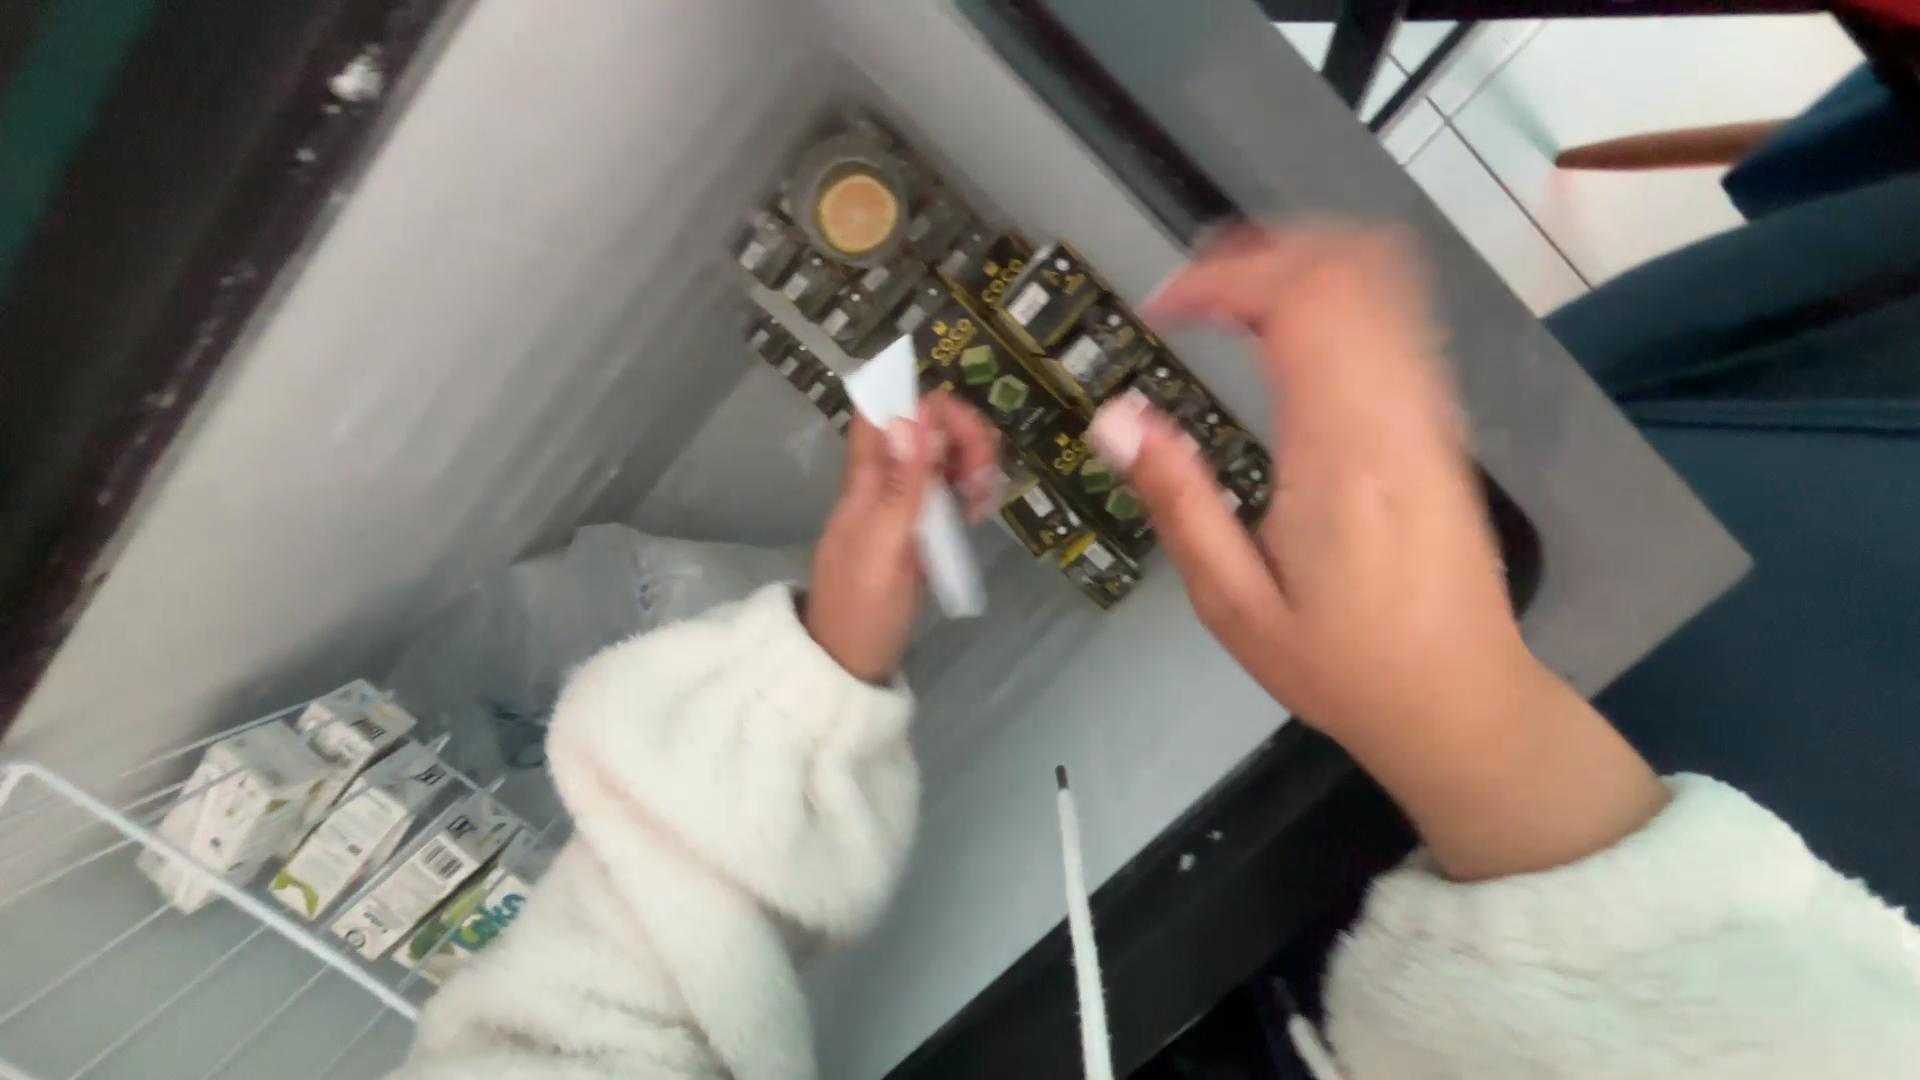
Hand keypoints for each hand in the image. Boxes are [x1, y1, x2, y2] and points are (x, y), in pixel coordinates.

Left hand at [805, 392, 1001, 683]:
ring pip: (944, 456)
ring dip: (974, 466)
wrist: (850, 664)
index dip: (928, 408)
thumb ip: (902, 486)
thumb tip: (914, 416)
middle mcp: (886, 481)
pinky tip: (978, 515)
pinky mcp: (922, 526)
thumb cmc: (863, 613)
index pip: (889, 412)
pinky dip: (972, 491)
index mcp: (867, 481)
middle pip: (926, 427)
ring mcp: (905, 503)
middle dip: (965, 439)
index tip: (963, 438)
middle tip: (983, 480)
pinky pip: (951, 489)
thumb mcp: (885, 551)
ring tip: (983, 502)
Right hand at [1091, 224, 1526, 745]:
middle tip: (1192, 288)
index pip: (1301, 305)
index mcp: (1342, 453)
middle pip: (1351, 266)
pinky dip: (1335, 297)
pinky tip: (1285, 333)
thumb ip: (1177, 500)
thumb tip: (1116, 418)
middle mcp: (1398, 413)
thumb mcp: (1232, 601)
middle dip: (1263, 251)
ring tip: (1226, 298)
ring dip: (1300, 263)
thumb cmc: (1340, 664)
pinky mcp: (1439, 425)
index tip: (1162, 308)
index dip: (1224, 278)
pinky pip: (1396, 320)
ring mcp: (1431, 413)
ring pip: (1384, 281)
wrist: (1461, 703)